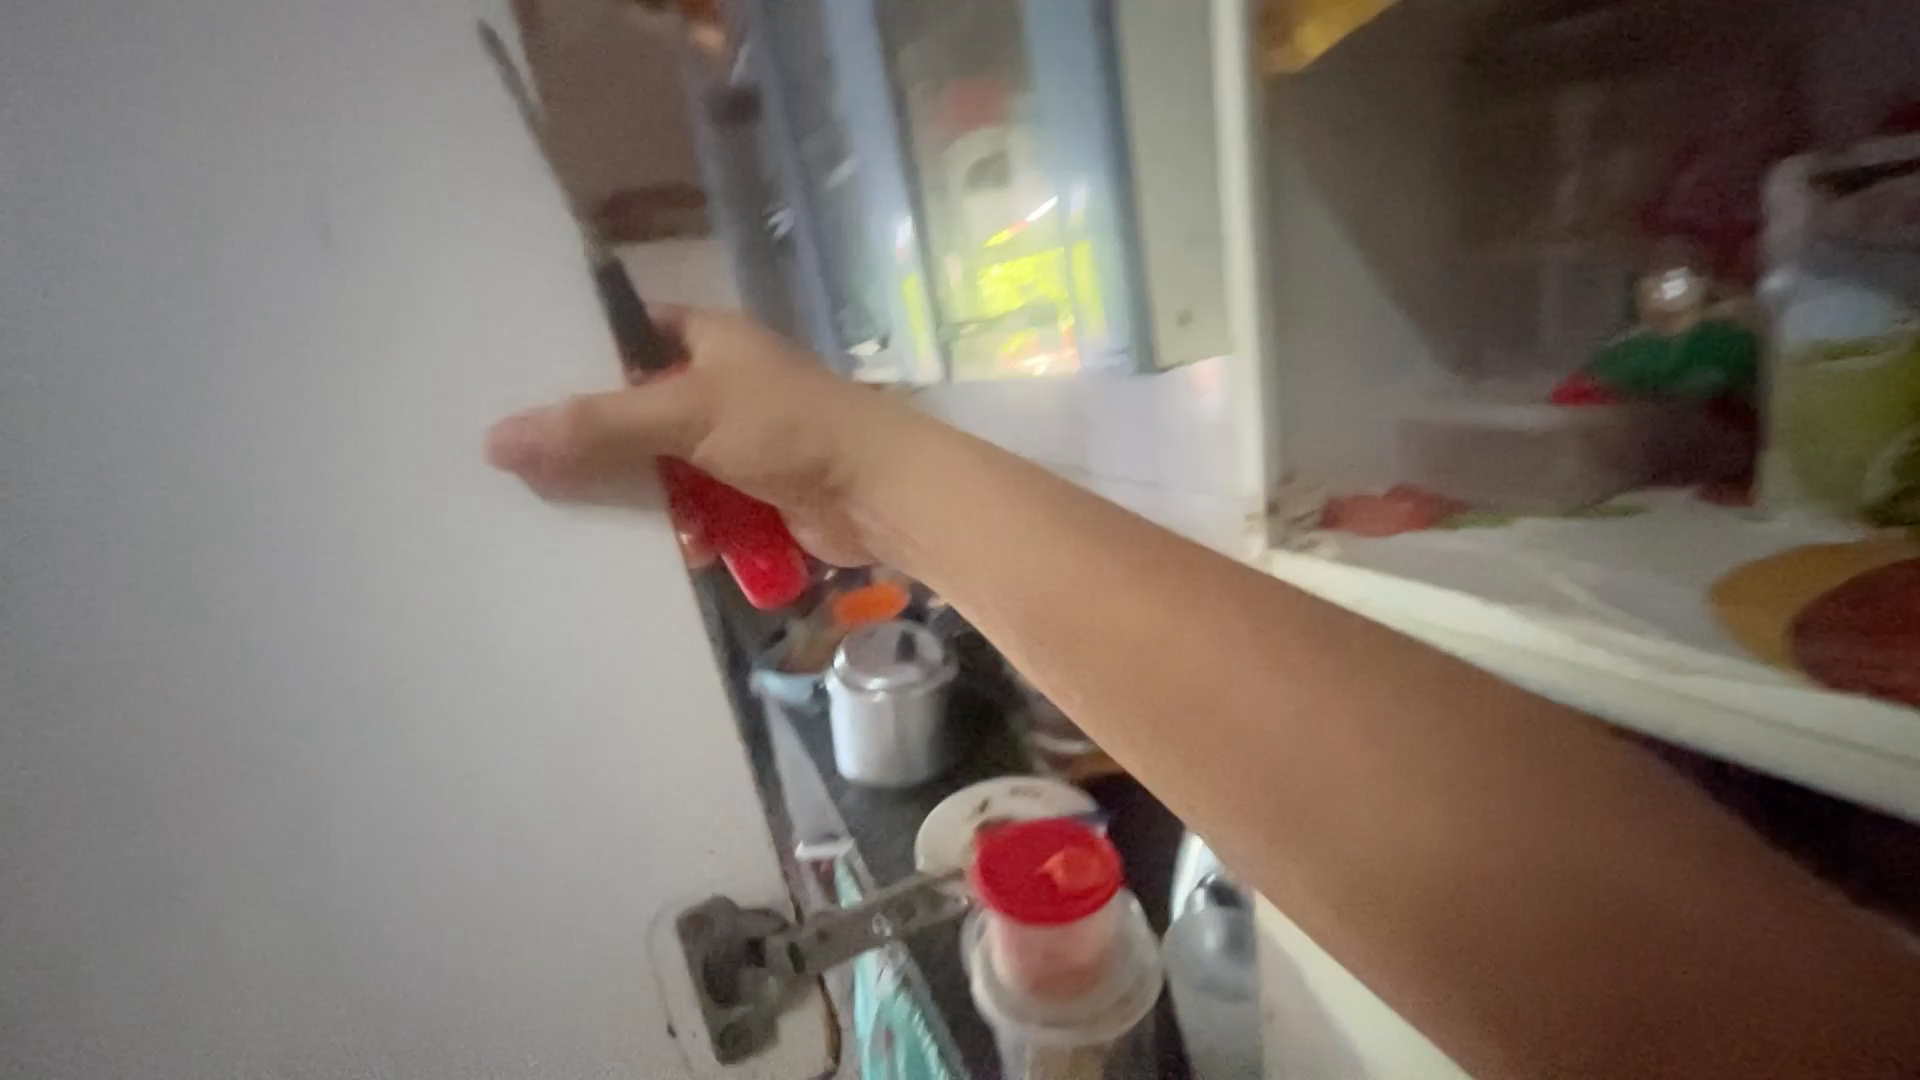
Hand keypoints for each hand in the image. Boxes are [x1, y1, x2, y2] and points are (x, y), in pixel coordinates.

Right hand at [483, 307, 902, 566]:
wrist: (878, 494)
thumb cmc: (791, 429)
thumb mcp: (690, 413)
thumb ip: (600, 426)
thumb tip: (497, 441)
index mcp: (707, 340)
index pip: (624, 334)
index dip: (571, 354)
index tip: (503, 382)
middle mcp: (718, 386)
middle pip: (634, 408)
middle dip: (587, 437)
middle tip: (509, 462)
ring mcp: (733, 444)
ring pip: (659, 464)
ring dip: (623, 490)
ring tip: (544, 509)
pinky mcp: (746, 495)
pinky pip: (690, 506)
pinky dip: (664, 523)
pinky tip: (615, 544)